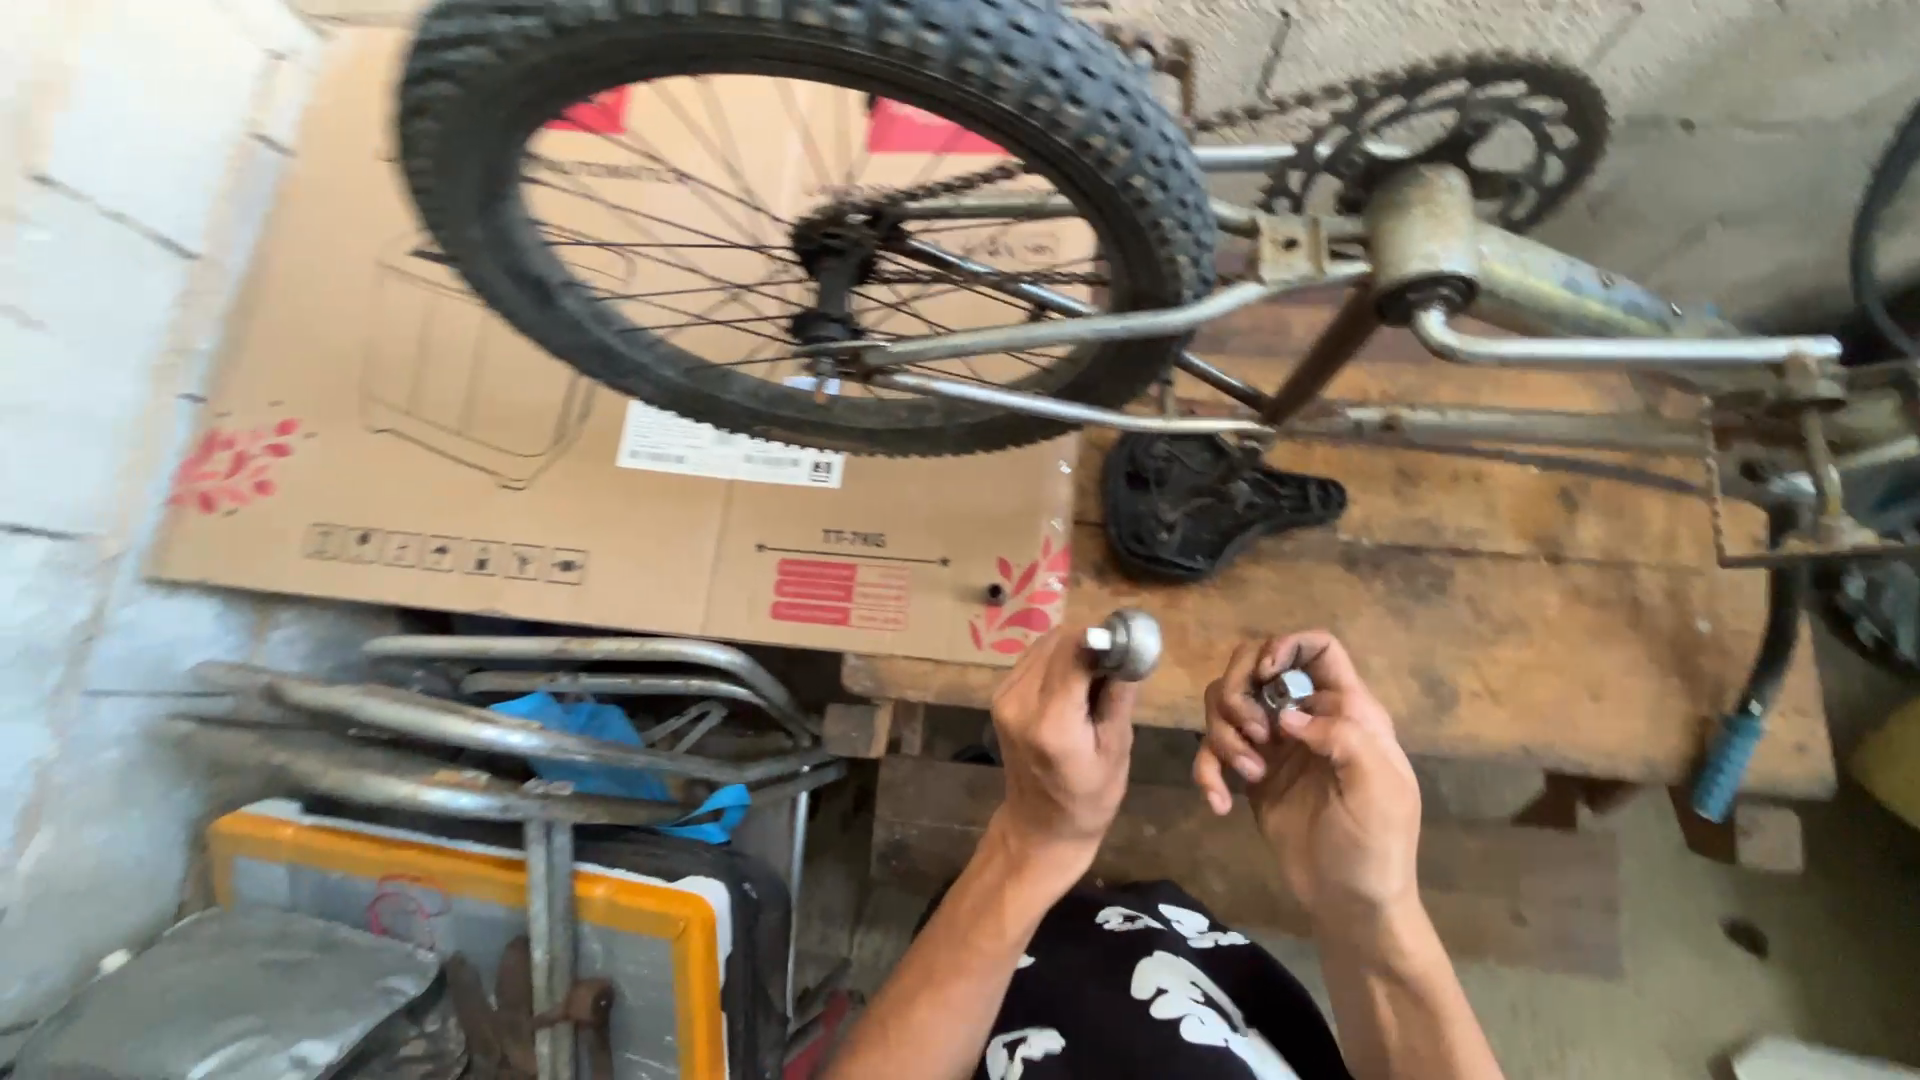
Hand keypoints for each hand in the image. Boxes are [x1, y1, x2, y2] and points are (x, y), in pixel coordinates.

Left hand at [988, 625, 1136, 874]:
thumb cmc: (1089, 797)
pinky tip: (1075, 683)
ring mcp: (1003, 696)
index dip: (1105, 638)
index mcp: (1051, 720)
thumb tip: (1132, 646)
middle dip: (1091, 642)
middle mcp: (1019, 701)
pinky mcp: (1000, 694)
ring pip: (1045, 644)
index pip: (1075, 652)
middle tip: (1118, 662)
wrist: (1040, 826)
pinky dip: (1058, 659)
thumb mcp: (1117, 749)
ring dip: (1075, 649)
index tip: (1130, 641)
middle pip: (1058, 641)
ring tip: (1098, 676)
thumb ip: (1118, 694)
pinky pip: (1033, 658)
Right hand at [1193, 632, 1420, 929]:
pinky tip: (1219, 803)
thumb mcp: (1379, 790)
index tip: (1265, 675)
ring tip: (1247, 775)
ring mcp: (1274, 743)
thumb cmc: (1377, 846)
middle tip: (1253, 732)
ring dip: (1224, 734)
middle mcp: (1306, 716)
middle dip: (1239, 691)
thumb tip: (1289, 717)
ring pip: (1226, 704)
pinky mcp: (1249, 771)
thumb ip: (1344, 738)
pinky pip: (1212, 750)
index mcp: (1348, 709)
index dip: (1287, 646)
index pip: (1318, 647)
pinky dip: (1207, 770)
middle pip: (1254, 666)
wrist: (1350, 903)